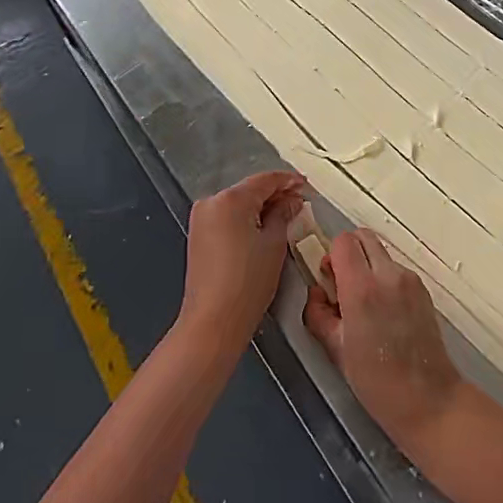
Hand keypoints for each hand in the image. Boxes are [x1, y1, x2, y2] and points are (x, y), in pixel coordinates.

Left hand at [176, 170, 306, 351]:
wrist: (213, 321)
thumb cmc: (247, 283)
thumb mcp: (274, 244)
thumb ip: (283, 214)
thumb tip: (291, 201)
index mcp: (230, 200)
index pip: (265, 180)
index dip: (288, 181)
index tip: (304, 184)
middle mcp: (211, 202)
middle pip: (249, 190)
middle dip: (274, 194)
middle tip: (299, 201)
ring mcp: (201, 218)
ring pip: (237, 203)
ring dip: (260, 207)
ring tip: (285, 215)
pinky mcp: (198, 234)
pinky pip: (226, 216)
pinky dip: (245, 218)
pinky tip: (262, 227)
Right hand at [303, 229, 464, 445]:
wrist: (429, 401)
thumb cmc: (376, 382)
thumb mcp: (335, 350)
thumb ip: (318, 313)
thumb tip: (317, 292)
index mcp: (362, 288)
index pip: (342, 241)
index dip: (330, 256)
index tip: (329, 280)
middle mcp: (388, 275)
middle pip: (362, 236)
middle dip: (348, 252)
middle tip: (343, 285)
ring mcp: (409, 280)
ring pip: (380, 252)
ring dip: (367, 265)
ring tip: (365, 304)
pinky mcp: (422, 289)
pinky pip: (395, 269)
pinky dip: (384, 278)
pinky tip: (385, 312)